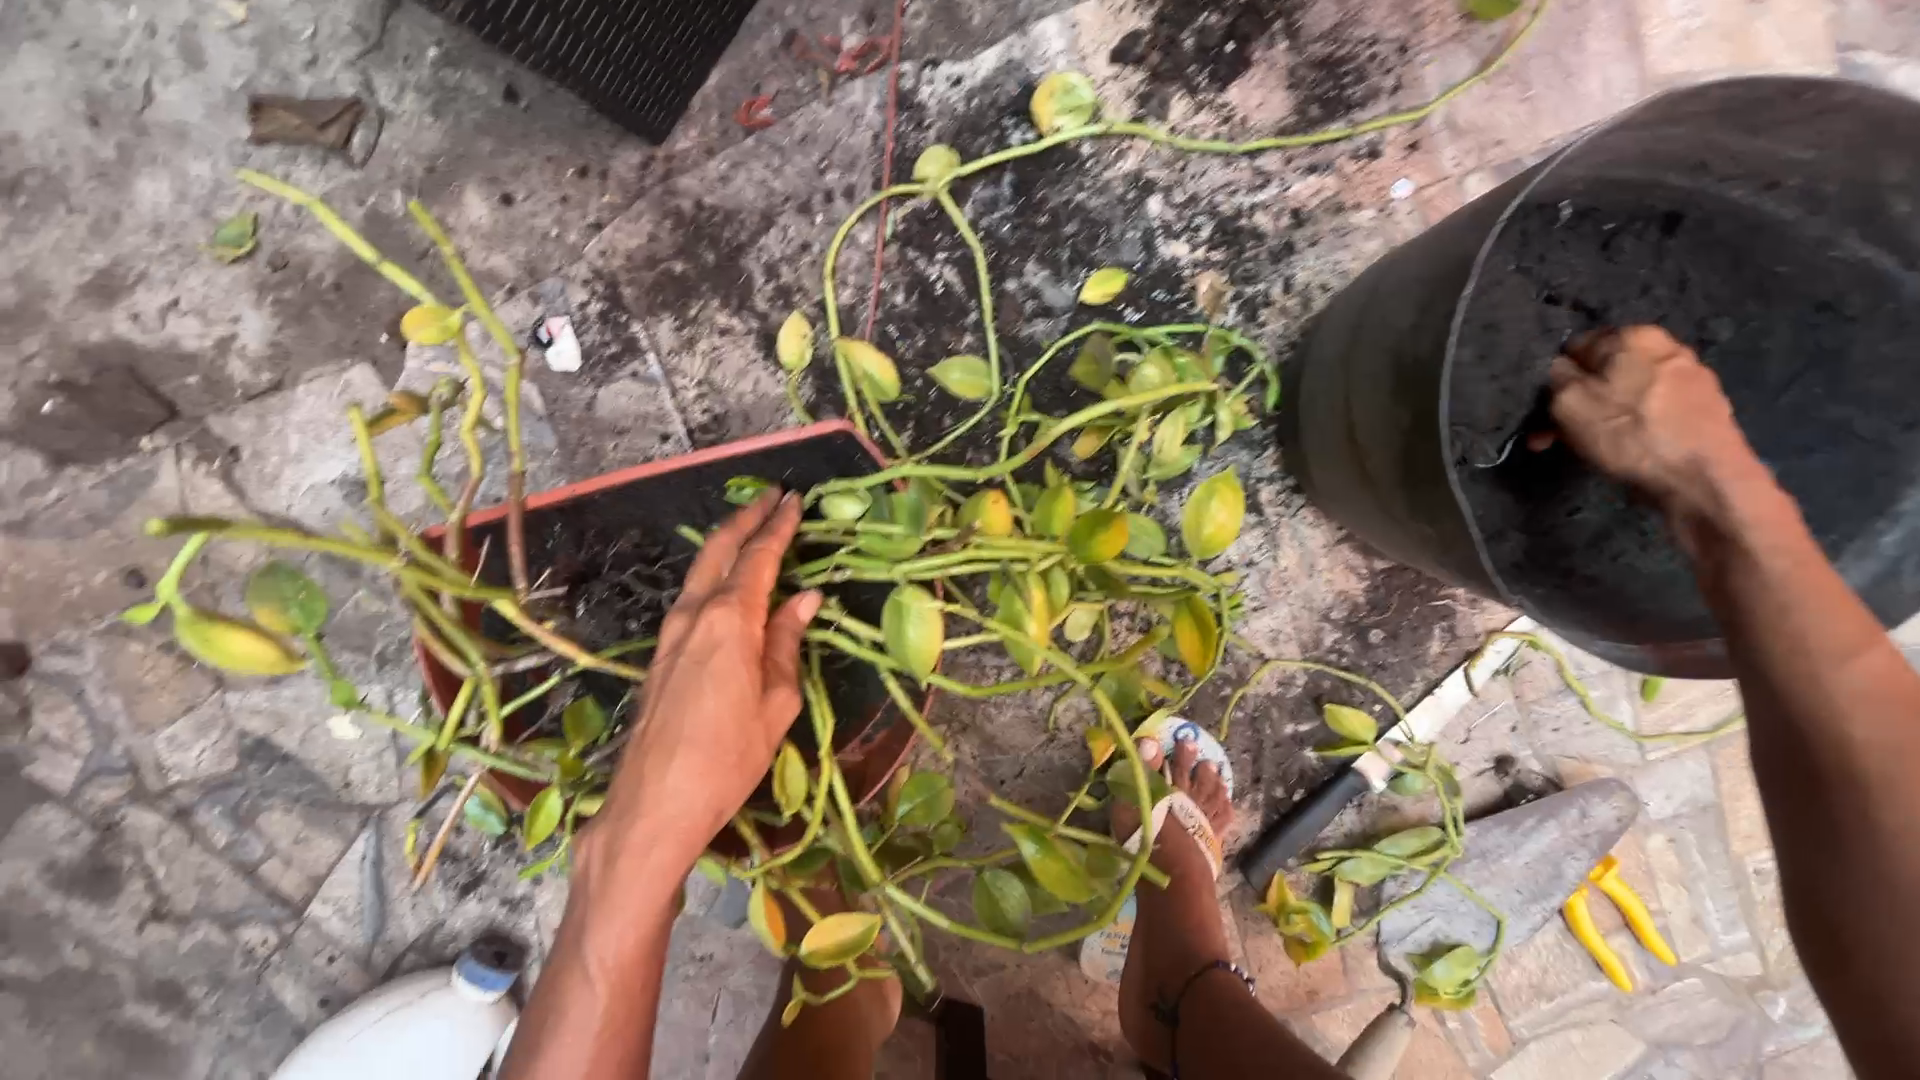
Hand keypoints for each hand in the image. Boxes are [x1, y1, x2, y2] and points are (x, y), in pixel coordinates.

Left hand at [579, 489, 821, 874]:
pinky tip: (727, 584)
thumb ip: (786, 643)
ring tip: (753, 529)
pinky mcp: (661, 655)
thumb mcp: (776, 702)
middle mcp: (694, 615)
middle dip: (746, 519)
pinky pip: (691, 598)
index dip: (779, 526)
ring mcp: (670, 634)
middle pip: (719, 551)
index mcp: (729, 620)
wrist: (654, 805)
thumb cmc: (729, 757)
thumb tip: (805, 601)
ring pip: (700, 572)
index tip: (794, 499)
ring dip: (726, 544)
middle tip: (772, 497)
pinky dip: (713, 575)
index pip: (759, 558)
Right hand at [1533, 326, 1766, 536]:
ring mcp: (1689, 376)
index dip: (1553, 377)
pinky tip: (1621, 447)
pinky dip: (1628, 424)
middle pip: (1601, 371)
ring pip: (1623, 391)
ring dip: (1597, 415)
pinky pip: (1648, 408)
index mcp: (1634, 335)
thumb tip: (1557, 366)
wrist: (1702, 479)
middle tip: (1552, 435)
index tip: (1542, 407)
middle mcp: (1666, 347)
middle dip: (1574, 400)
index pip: (1575, 346)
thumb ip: (1555, 375)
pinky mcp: (1701, 405)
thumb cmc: (1629, 434)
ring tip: (1582, 446)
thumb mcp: (1569, 402)